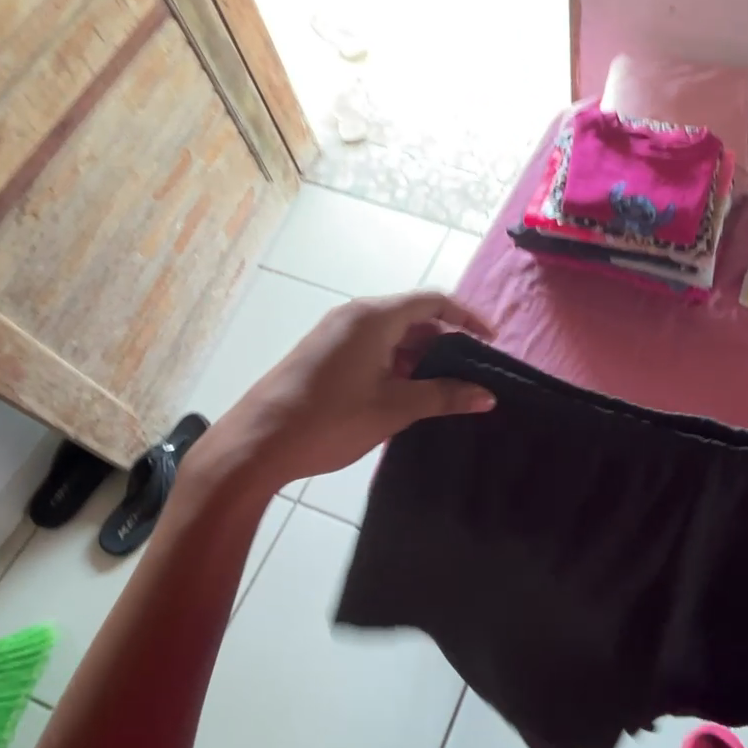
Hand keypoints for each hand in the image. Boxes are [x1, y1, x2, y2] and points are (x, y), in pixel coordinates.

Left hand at [188, 292, 496, 496]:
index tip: (492, 342)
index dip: (468, 318)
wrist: (255, 445)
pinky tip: (408, 393)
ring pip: (392, 334)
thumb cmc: (330, 420)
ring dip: (421, 356)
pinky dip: (396, 363)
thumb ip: (445, 396)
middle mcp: (354, 315)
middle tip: (472, 373)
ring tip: (446, 388)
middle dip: (446, 341)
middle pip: (413, 316)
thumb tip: (487, 395)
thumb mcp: (395, 408)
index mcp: (374, 316)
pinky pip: (372, 347)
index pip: (434, 301)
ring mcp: (335, 333)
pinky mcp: (323, 354)